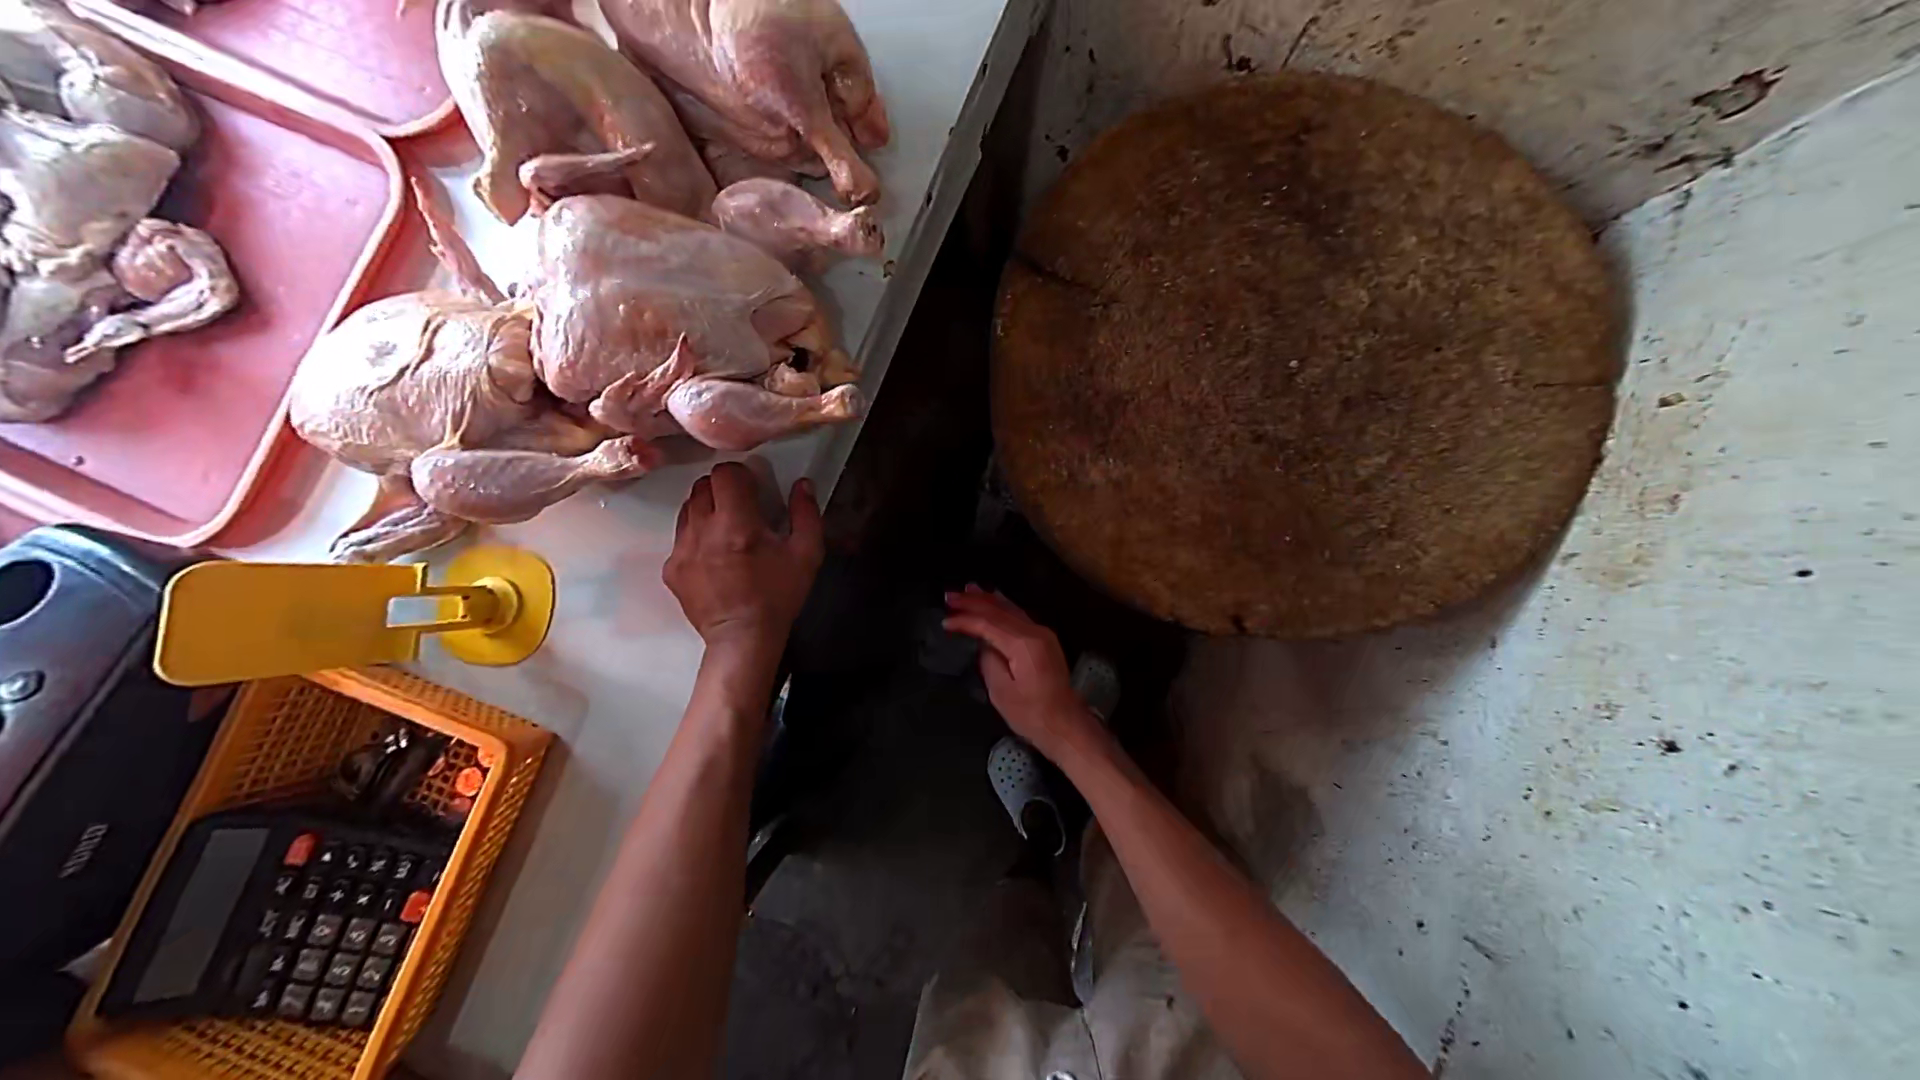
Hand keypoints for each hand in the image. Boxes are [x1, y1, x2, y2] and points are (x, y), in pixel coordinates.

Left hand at [664, 463, 823, 650]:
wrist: (744, 638)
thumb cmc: (778, 596)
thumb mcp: (807, 555)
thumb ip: (807, 514)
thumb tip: (803, 485)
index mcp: (738, 524)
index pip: (726, 473)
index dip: (741, 475)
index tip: (753, 489)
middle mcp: (704, 531)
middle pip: (703, 486)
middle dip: (723, 490)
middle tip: (742, 508)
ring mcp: (682, 550)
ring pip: (688, 509)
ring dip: (707, 510)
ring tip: (726, 530)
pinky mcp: (672, 569)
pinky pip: (680, 537)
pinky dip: (696, 537)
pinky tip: (714, 556)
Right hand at [943, 586, 1102, 762]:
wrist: (1066, 725)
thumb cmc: (1032, 714)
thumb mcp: (1001, 692)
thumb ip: (988, 661)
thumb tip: (983, 644)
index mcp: (1025, 644)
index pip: (989, 624)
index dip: (965, 620)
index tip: (945, 621)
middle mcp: (1036, 632)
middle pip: (1000, 610)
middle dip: (973, 602)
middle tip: (949, 595)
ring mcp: (1043, 634)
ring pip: (1011, 609)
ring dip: (988, 599)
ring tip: (968, 589)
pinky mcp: (1044, 640)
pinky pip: (1019, 616)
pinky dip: (1002, 606)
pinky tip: (995, 599)